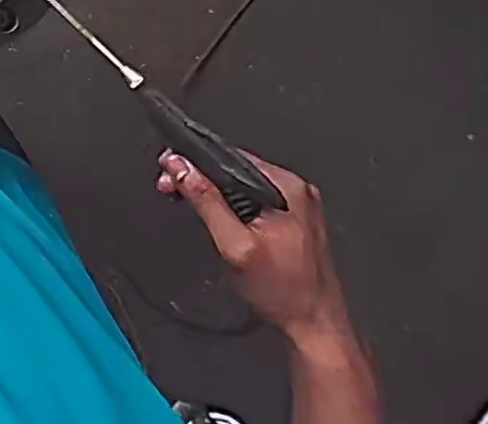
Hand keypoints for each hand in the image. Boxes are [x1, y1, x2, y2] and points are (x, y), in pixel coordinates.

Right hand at [157, 149, 352, 344]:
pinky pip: (250, 197)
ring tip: (192, 205)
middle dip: (197, 178)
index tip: (170, 172)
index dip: (191, 163)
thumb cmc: (287, 294)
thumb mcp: (236, 246)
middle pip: (230, 169)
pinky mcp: (291, 216)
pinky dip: (228, 204)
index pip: (225, 157)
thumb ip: (206, 201)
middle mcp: (294, 190)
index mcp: (286, 187)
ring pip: (238, 184)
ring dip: (210, 192)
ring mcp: (295, 203)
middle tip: (174, 190)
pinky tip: (217, 218)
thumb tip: (181, 166)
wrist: (316, 330)